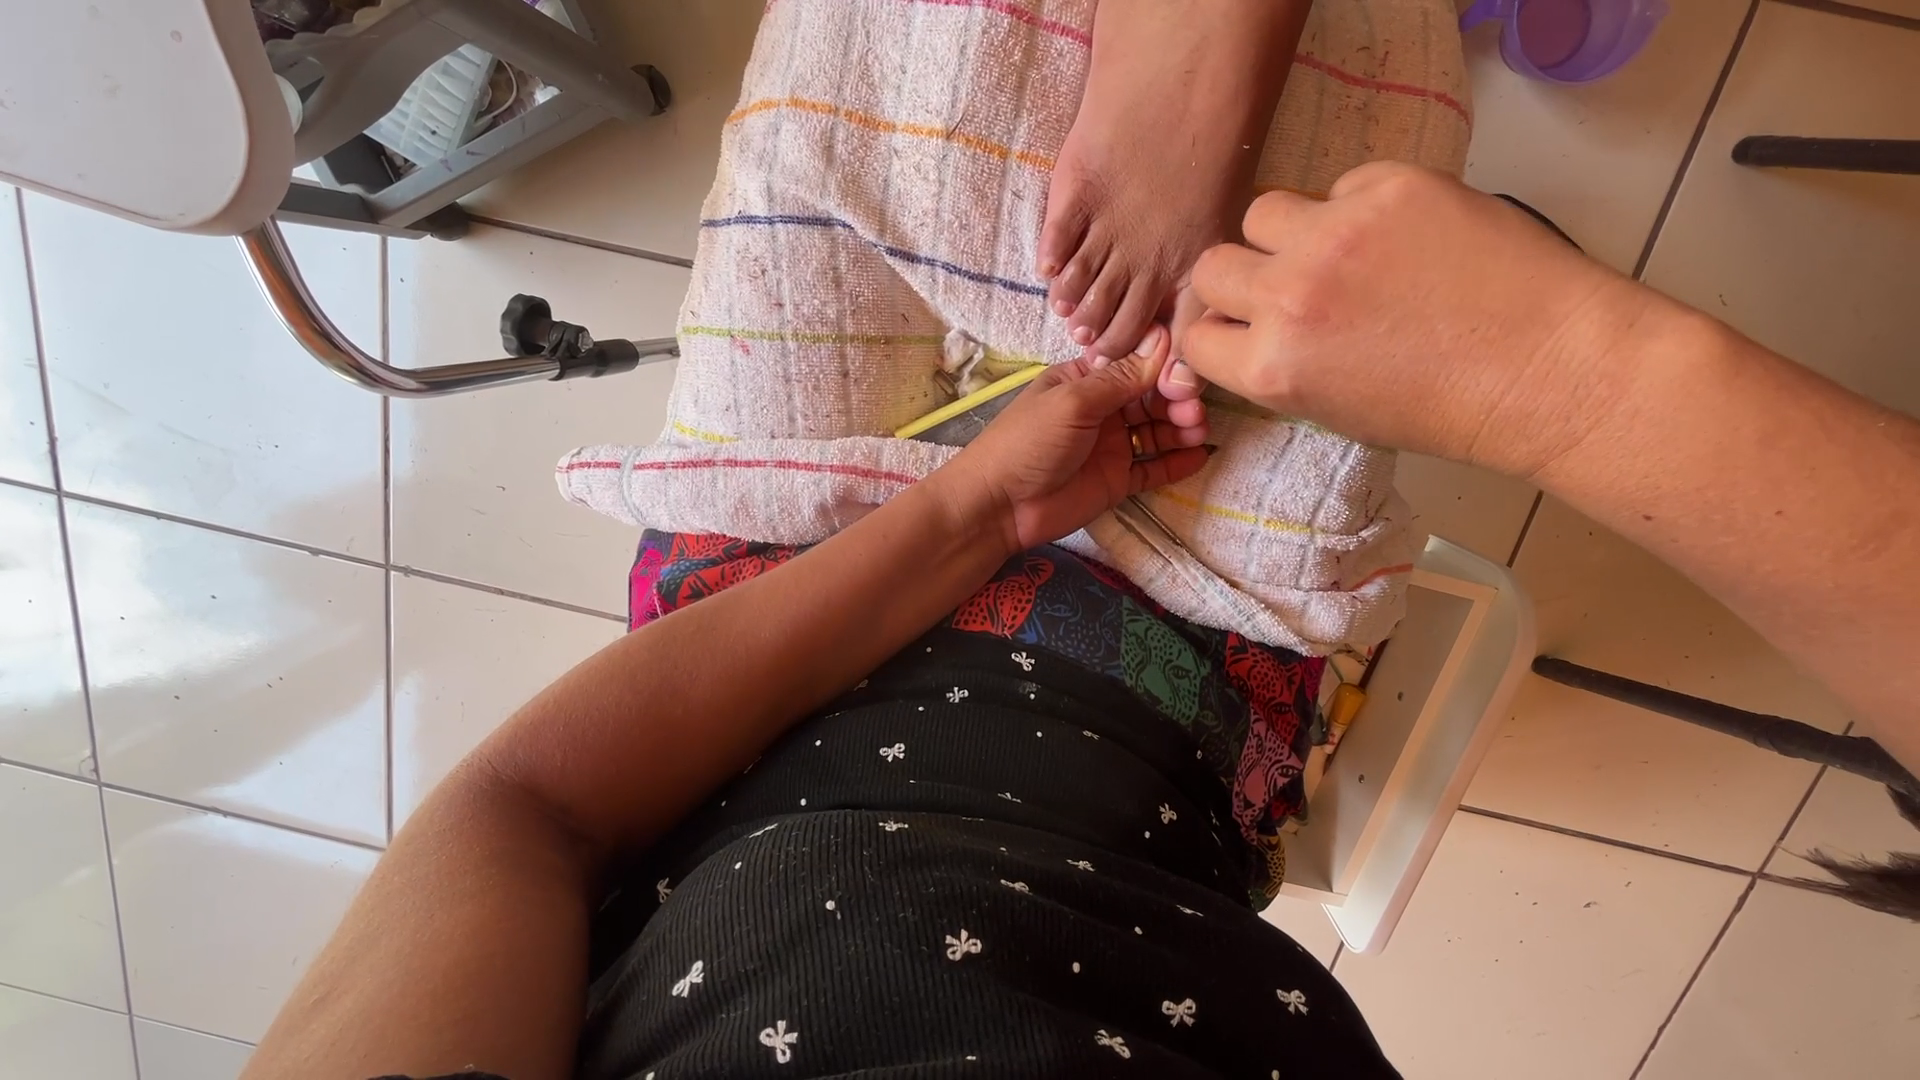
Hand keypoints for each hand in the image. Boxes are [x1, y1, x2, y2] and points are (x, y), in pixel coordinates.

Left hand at [936, 324, 1212, 553]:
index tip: (1186, 375)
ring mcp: (1109, 446)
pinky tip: (1201, 456)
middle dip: (1176, 398)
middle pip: (1151, 396)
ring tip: (1197, 430)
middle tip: (1192, 409)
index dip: (1163, 366)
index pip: (1134, 363)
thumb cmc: (1028, 443)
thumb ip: (1120, 376)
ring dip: (1181, 427)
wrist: (999, 507)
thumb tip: (1162, 337)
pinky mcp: (1115, 480)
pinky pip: (1152, 467)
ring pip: (1156, 431)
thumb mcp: (1073, 402)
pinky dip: (1176, 462)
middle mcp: (1101, 409)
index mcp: (1084, 380)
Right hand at [1181, 162, 1676, 479]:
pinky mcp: (1388, 187)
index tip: (1245, 331)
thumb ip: (1270, 364)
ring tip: (1333, 250)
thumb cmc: (1433, 410)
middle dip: (1239, 282)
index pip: (1194, 336)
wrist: (1542, 371)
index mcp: (1268, 368)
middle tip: (1284, 288)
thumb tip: (1244, 324)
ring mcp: (1334, 236)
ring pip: (1261, 213)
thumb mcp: (1323, 409)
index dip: (1220, 334)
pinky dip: (1355, 208)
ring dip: (1285, 234)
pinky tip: (1395, 236)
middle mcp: (1286, 298)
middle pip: (1212, 268)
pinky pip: (1338, 185)